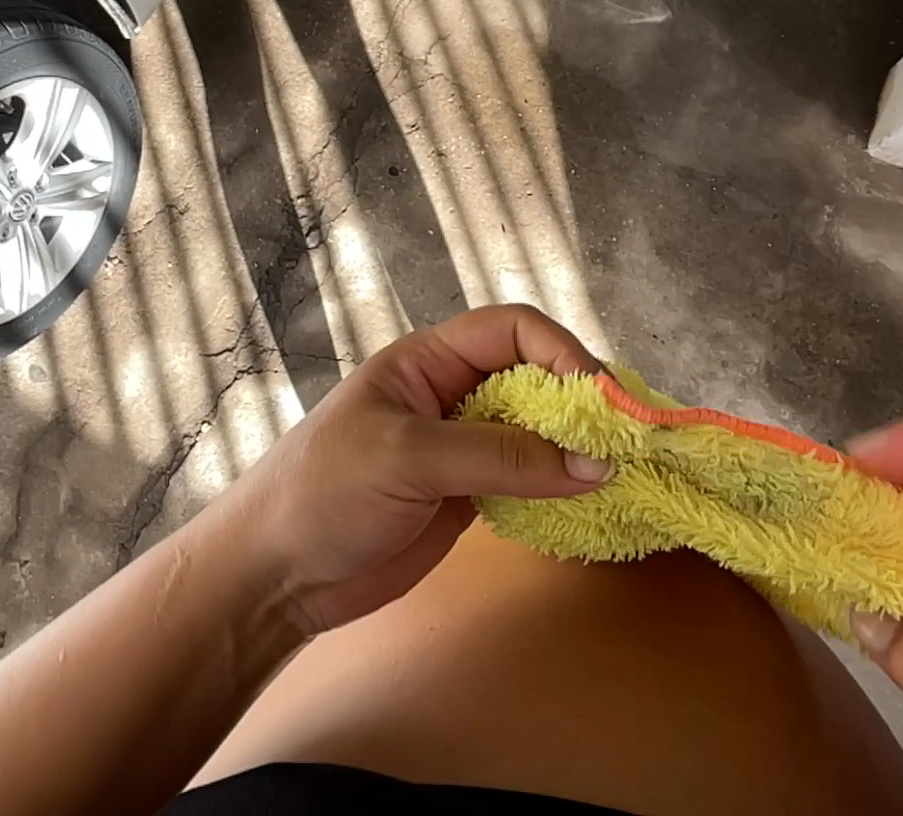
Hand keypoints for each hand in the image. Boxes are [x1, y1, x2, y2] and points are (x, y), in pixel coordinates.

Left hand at [208, 305, 609, 634]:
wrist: (276, 572)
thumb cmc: (324, 491)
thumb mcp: (408, 458)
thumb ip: (500, 456)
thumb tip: (594, 463)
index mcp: (428, 361)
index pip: (511, 330)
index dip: (562, 352)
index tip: (603, 398)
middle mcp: (451, 395)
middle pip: (533, 377)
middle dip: (579, 401)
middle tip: (625, 440)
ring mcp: (461, 447)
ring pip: (535, 430)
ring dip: (575, 446)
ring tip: (619, 470)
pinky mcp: (466, 495)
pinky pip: (526, 478)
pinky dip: (559, 485)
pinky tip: (586, 498)